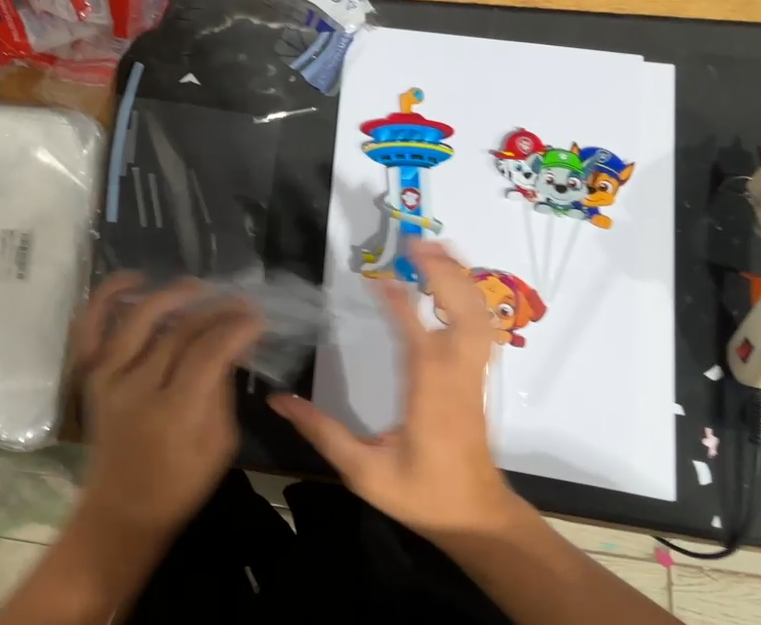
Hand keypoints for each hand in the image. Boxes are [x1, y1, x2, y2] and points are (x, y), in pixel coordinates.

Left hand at [68, 274, 264, 536]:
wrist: (121, 508)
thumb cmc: (179, 484)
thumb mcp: (219, 445)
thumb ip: (221, 390)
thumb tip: (228, 346)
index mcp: (174, 412)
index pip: (208, 351)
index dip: (235, 328)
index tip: (256, 317)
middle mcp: (137, 387)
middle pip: (179, 331)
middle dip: (214, 310)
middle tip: (237, 302)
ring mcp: (108, 377)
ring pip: (138, 318)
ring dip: (171, 294)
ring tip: (197, 286)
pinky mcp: (90, 374)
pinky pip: (91, 326)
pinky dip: (108, 297)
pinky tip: (134, 281)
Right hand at [268, 243, 524, 538]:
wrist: (476, 517)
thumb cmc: (421, 494)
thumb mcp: (363, 472)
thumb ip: (322, 433)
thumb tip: (279, 400)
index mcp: (430, 399)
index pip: (420, 343)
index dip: (402, 307)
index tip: (380, 277)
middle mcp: (457, 380)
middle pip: (465, 318)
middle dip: (445, 276)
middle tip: (417, 243)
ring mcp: (473, 377)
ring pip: (479, 318)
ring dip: (460, 279)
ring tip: (434, 247)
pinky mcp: (477, 377)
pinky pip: (481, 328)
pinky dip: (469, 296)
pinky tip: (450, 279)